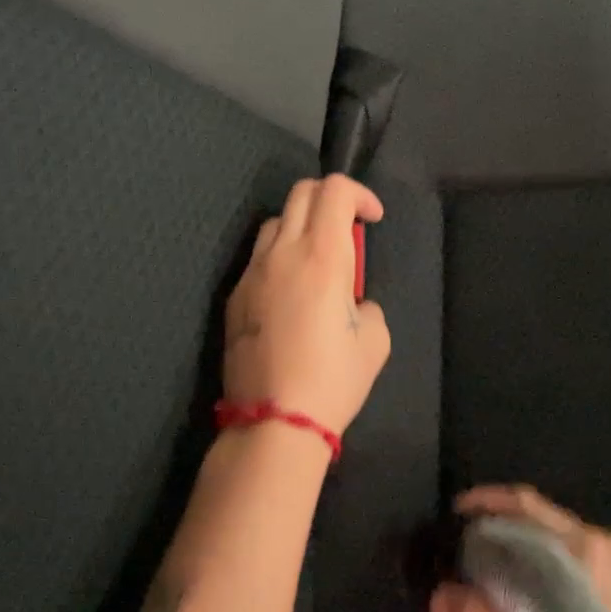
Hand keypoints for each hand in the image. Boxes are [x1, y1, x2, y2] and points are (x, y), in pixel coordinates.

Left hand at [223, 175, 389, 435]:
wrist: (273, 422)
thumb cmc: (332, 380)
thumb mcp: (375, 340)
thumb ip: (369, 304)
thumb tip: (354, 301)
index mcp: (322, 256)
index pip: (335, 190)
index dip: (359, 194)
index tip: (372, 220)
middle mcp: (283, 252)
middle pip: (302, 192)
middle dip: (330, 198)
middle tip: (348, 229)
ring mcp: (253, 272)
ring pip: (276, 222)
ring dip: (302, 225)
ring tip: (317, 260)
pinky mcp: (235, 295)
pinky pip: (259, 257)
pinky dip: (280, 256)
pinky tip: (291, 294)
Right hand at [436, 485, 610, 611]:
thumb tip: (442, 596)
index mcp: (583, 547)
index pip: (524, 505)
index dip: (485, 502)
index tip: (454, 513)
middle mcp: (601, 540)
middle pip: (537, 518)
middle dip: (497, 528)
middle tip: (462, 549)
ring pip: (552, 537)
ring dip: (517, 548)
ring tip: (485, 571)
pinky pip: (568, 555)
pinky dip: (539, 564)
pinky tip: (521, 591)